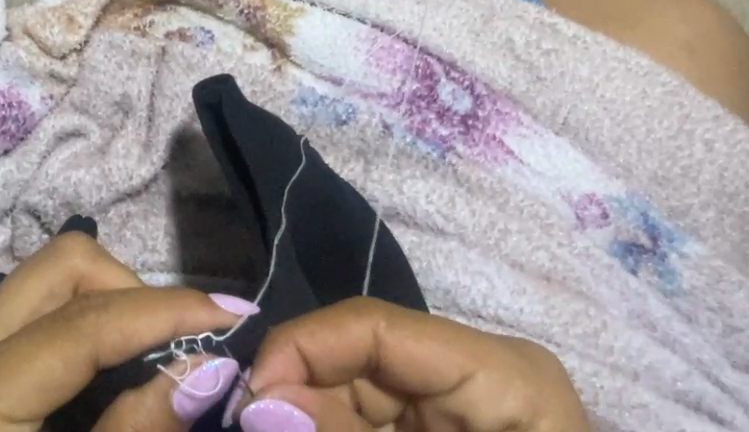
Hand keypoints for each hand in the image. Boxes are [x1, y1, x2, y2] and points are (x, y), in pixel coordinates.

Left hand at [0, 232, 257, 431]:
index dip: (166, 312)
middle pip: (66, 265)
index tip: (236, 316)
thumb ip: (138, 431)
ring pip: (51, 274)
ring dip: (114, 298)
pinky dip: (87, 314)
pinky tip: (115, 362)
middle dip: (136, 293)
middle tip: (186, 343)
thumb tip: (209, 365)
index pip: (85, 322)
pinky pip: (36, 302)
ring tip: (154, 352)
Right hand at [235, 297, 586, 431]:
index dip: (303, 348)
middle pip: (359, 362)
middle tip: (246, 428)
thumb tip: (260, 406)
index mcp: (501, 373)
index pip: (376, 326)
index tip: (250, 400)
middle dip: (299, 395)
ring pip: (354, 397)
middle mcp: (476, 376)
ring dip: (309, 422)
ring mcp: (457, 412)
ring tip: (268, 431)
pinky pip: (367, 429)